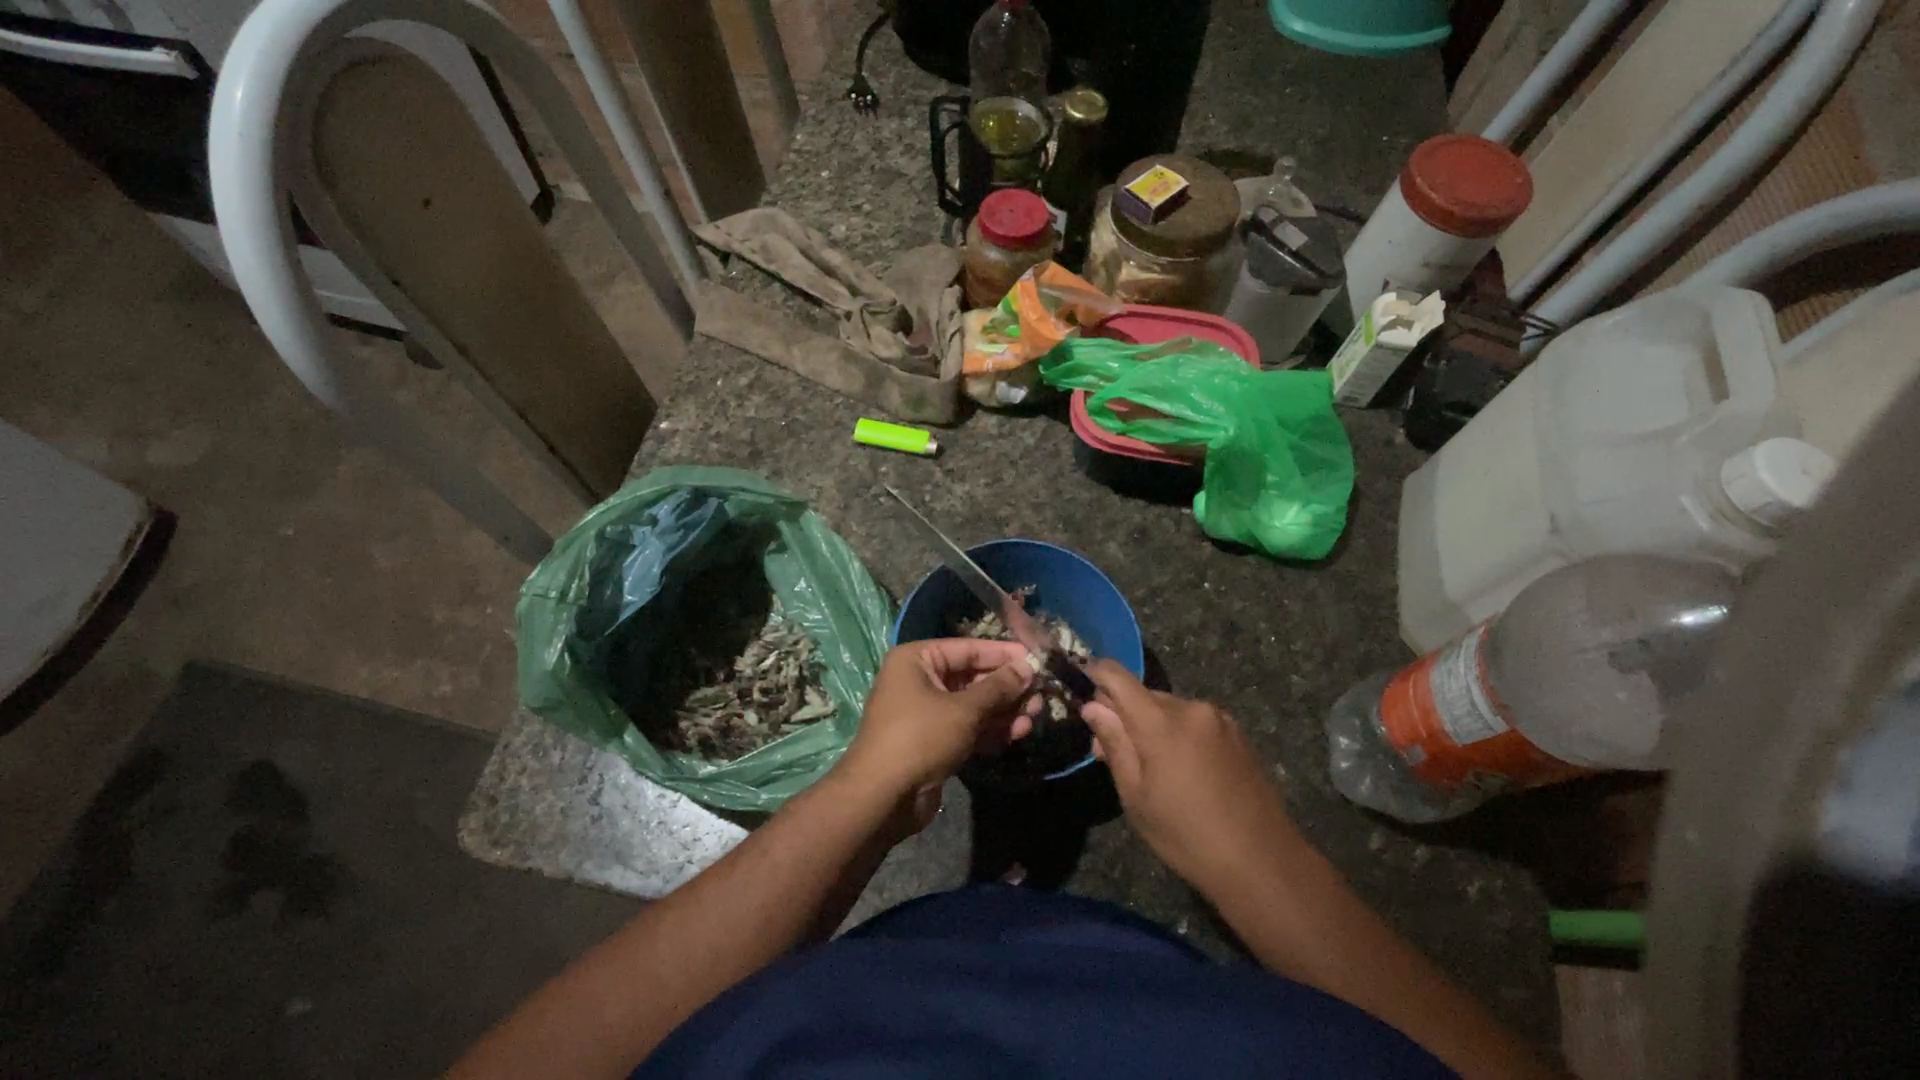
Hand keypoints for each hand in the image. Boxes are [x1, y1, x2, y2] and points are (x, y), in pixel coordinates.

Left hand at [836, 639, 1034, 810]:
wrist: (883, 796)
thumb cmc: (920, 737)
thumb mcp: (964, 709)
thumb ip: (998, 687)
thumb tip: (1027, 668)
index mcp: (917, 660)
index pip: (967, 648)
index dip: (1003, 654)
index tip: (1036, 658)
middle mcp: (919, 681)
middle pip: (972, 677)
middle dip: (1007, 688)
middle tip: (1040, 693)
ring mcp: (926, 713)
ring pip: (973, 705)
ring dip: (1004, 711)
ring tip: (1036, 715)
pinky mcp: (934, 742)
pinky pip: (968, 728)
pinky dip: (991, 730)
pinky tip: (1019, 733)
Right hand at [1081, 660, 1297, 891]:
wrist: (1262, 860)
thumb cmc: (1186, 835)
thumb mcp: (1136, 797)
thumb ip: (1115, 745)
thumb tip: (1093, 707)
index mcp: (1162, 722)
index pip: (1119, 678)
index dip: (1096, 673)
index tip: (1080, 680)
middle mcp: (1192, 709)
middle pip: (1145, 695)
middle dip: (1123, 714)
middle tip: (1109, 752)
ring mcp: (1220, 720)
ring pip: (1171, 709)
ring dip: (1153, 725)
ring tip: (1151, 767)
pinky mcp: (1238, 734)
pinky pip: (1195, 722)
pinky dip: (1179, 734)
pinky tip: (1183, 771)